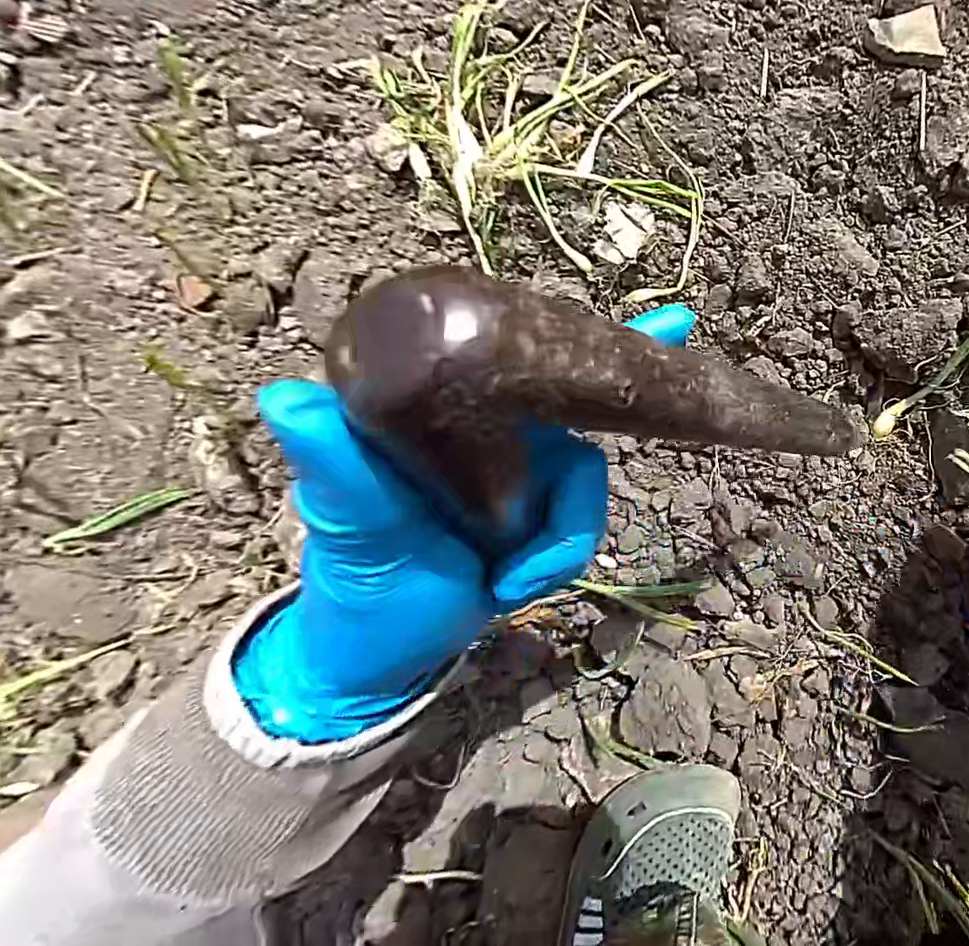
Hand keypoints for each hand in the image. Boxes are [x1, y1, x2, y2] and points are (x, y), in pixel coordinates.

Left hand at [234, 303, 696, 742]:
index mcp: (460, 420)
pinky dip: (560, 557)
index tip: (668, 318)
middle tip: (679, 354)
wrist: (394, 651)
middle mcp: (509, 440)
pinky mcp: (555, 522)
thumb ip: (336, 462)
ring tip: (513, 574)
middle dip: (627, 399)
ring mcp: (538, 481)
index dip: (584, 337)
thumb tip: (289, 395)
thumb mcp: (352, 522)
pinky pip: (586, 526)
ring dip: (560, 534)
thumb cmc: (363, 577)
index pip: (524, 369)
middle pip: (583, 419)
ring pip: (590, 482)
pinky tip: (519, 580)